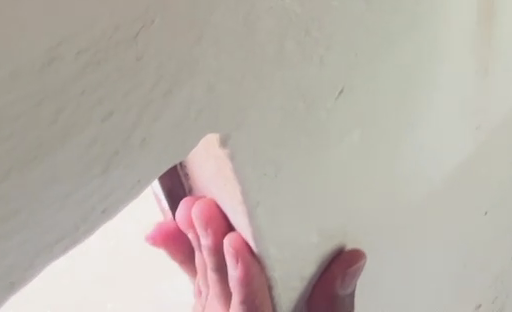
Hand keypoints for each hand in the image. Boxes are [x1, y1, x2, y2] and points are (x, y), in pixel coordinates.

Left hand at [145, 196, 365, 311]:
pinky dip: (180, 257)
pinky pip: (196, 286)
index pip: (251, 311)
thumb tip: (350, 259)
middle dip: (211, 252)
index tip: (237, 245)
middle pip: (221, 295)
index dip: (244, 283)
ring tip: (187, 210)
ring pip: (205, 287)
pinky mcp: (216, 307)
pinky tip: (161, 231)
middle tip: (203, 211)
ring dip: (193, 249)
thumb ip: (335, 304)